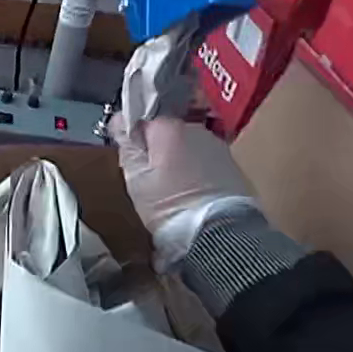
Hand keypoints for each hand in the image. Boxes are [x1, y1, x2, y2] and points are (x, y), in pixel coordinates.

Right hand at [111, 116, 257, 269]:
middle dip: (154, 146)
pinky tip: (189, 189)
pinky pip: (203, 158)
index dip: (129, 132)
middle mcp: (195, 129)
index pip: (140, 117)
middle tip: (145, 173)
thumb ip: (127, 147)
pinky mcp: (232, 165)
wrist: (221, 234)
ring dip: (175, 157)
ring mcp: (217, 146)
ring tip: (169, 184)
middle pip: (165, 130)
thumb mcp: (136, 180)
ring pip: (186, 144)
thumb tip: (120, 121)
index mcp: (168, 128)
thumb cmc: (168, 205)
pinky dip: (193, 168)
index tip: (123, 149)